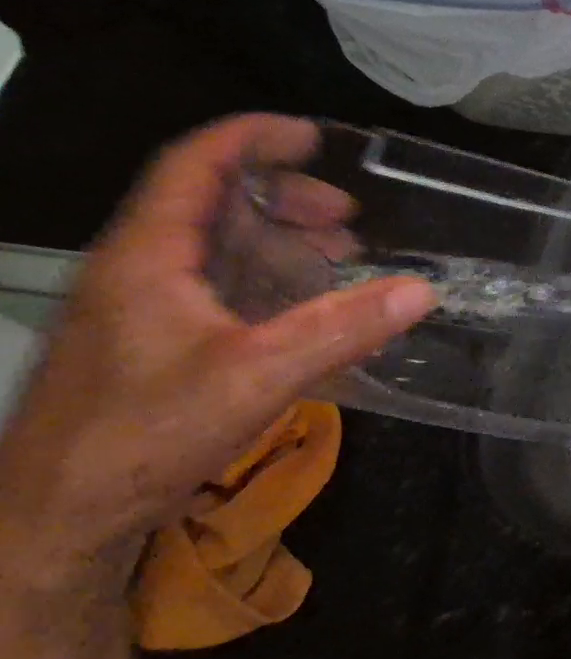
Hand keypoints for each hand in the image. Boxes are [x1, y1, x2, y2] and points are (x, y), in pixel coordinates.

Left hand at [0, 115, 437, 601]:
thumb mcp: (254, 377)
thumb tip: (425, 289)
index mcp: (146, 257)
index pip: (193, 165)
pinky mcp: (157, 343)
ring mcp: (145, 307)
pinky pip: (222, 286)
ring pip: (219, 244)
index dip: (252, 138)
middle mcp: (140, 269)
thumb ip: (341, 329)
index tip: (317, 137)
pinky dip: (274, 279)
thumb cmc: (141, 436)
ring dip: (285, 238)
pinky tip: (315, 307)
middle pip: (212, 200)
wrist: (56, 521)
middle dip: (287, 196)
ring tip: (345, 258)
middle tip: (351, 217)